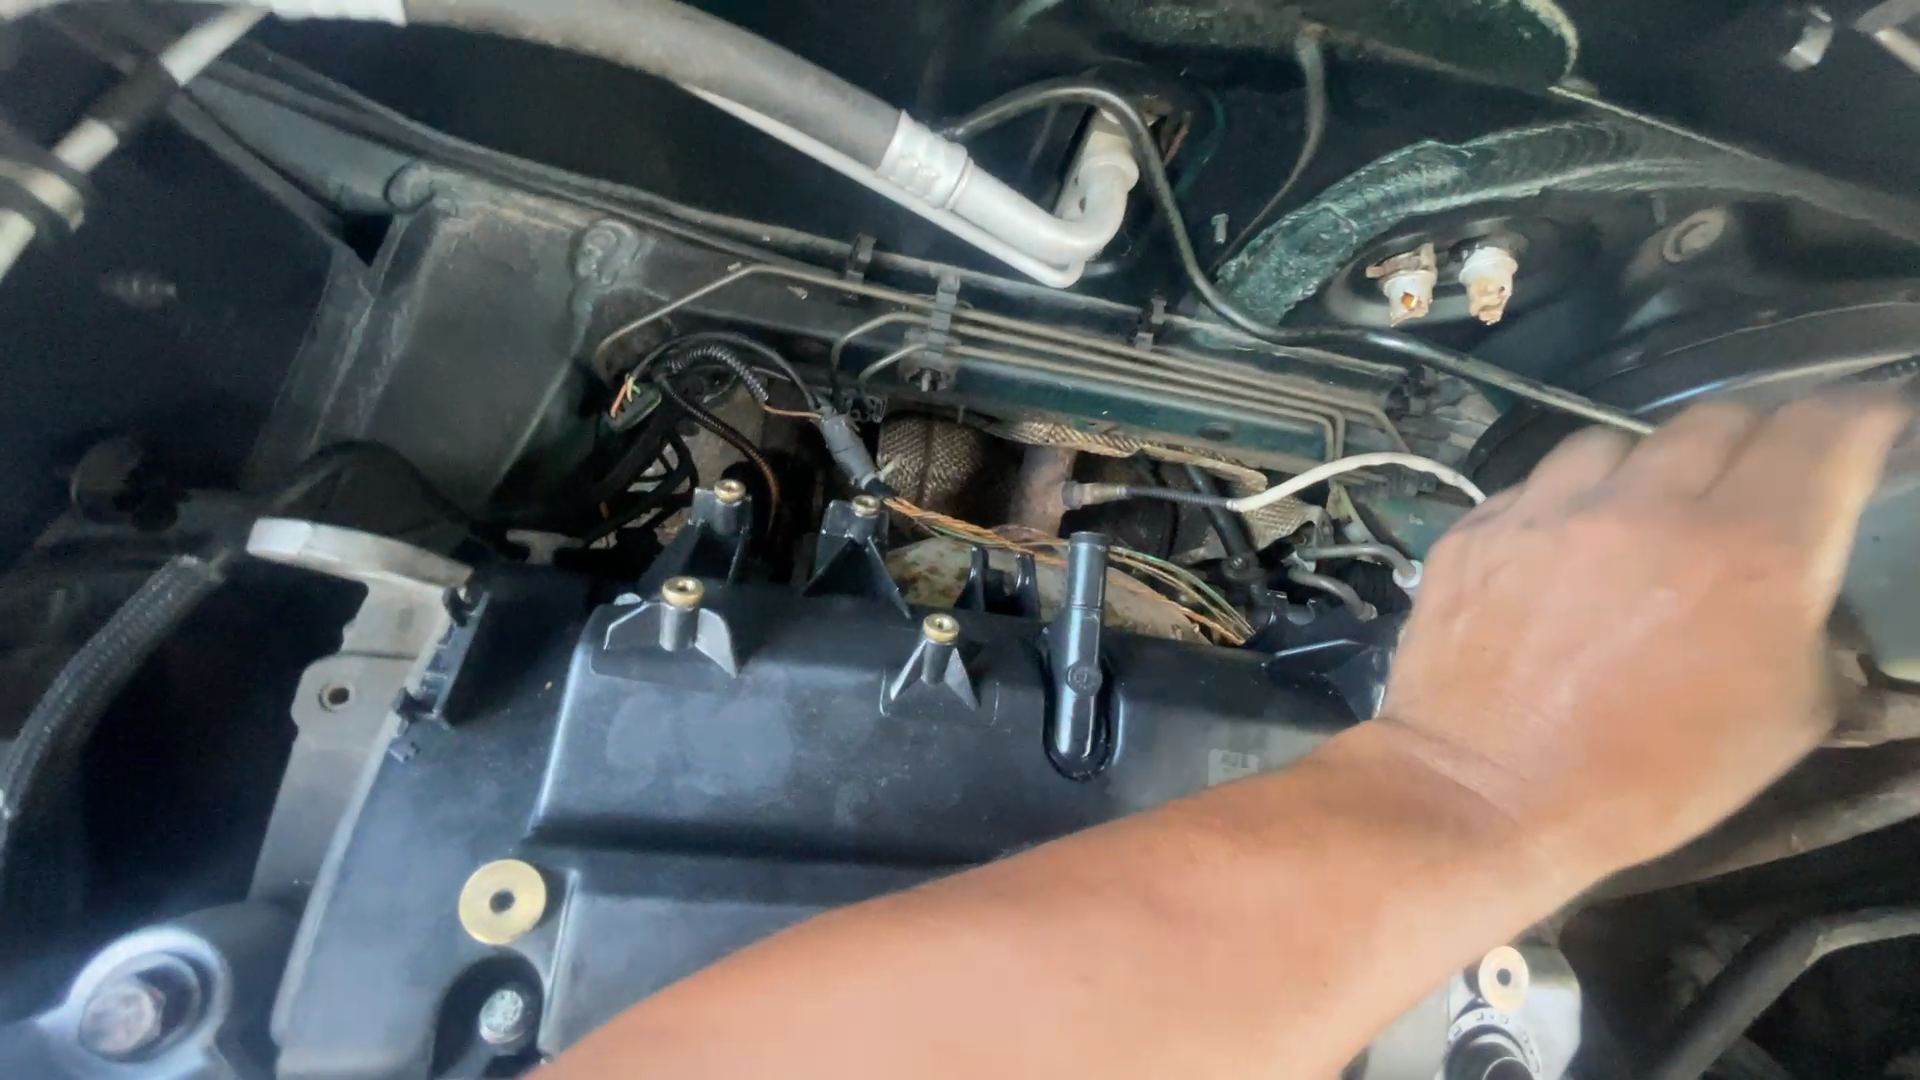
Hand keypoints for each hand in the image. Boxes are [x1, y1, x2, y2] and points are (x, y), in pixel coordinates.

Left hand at [1376, 394, 1910, 885]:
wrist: (1485, 784)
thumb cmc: (1648, 772)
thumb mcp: (1789, 710)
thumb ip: (1805, 613)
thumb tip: (1795, 571)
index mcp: (1747, 548)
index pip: (1820, 430)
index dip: (1857, 416)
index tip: (1864, 426)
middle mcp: (1637, 509)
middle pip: (1709, 420)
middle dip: (1748, 437)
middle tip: (1745, 477)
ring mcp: (1538, 514)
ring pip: (1603, 443)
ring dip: (1636, 467)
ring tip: (1635, 513)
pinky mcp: (1469, 532)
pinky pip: (1527, 489)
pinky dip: (1555, 504)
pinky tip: (1554, 547)